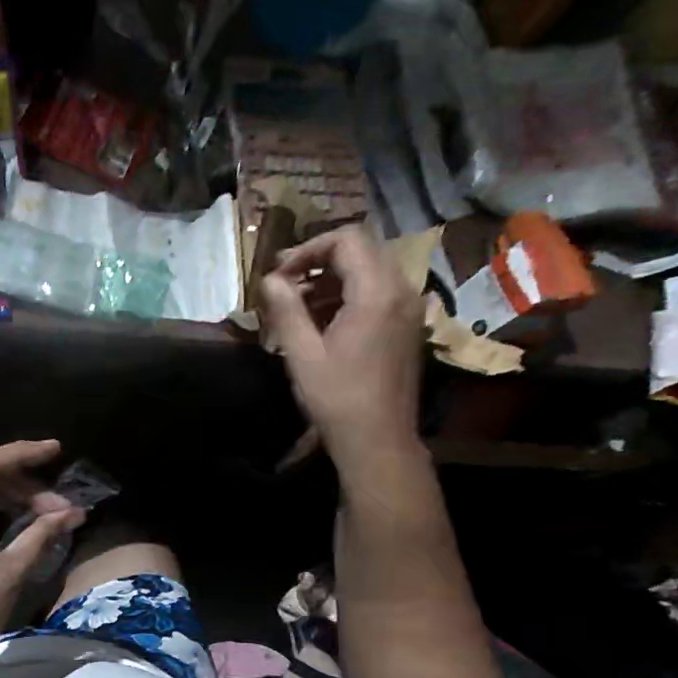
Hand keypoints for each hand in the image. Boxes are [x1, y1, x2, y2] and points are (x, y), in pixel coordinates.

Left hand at [0, 440, 84, 675]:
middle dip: (25, 485)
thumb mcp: (7, 575)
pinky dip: (0, 510)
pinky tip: (29, 516)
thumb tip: (75, 510)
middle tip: (63, 504)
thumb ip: (39, 535)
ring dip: (16, 497)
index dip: (20, 454)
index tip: (55, 449)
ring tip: (53, 513)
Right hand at [259, 225, 425, 453]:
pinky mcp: (407, 324)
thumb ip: (286, 310)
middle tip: (283, 282)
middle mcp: (401, 290)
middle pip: (361, 250)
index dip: (308, 248)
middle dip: (319, 259)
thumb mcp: (302, 354)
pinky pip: (378, 291)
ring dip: (331, 277)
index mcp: (376, 293)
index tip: (278, 273)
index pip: (347, 239)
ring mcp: (409, 307)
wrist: (377, 438)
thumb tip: (269, 279)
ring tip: (296, 303)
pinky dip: (348, 293)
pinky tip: (321, 319)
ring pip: (370, 270)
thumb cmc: (337, 398)